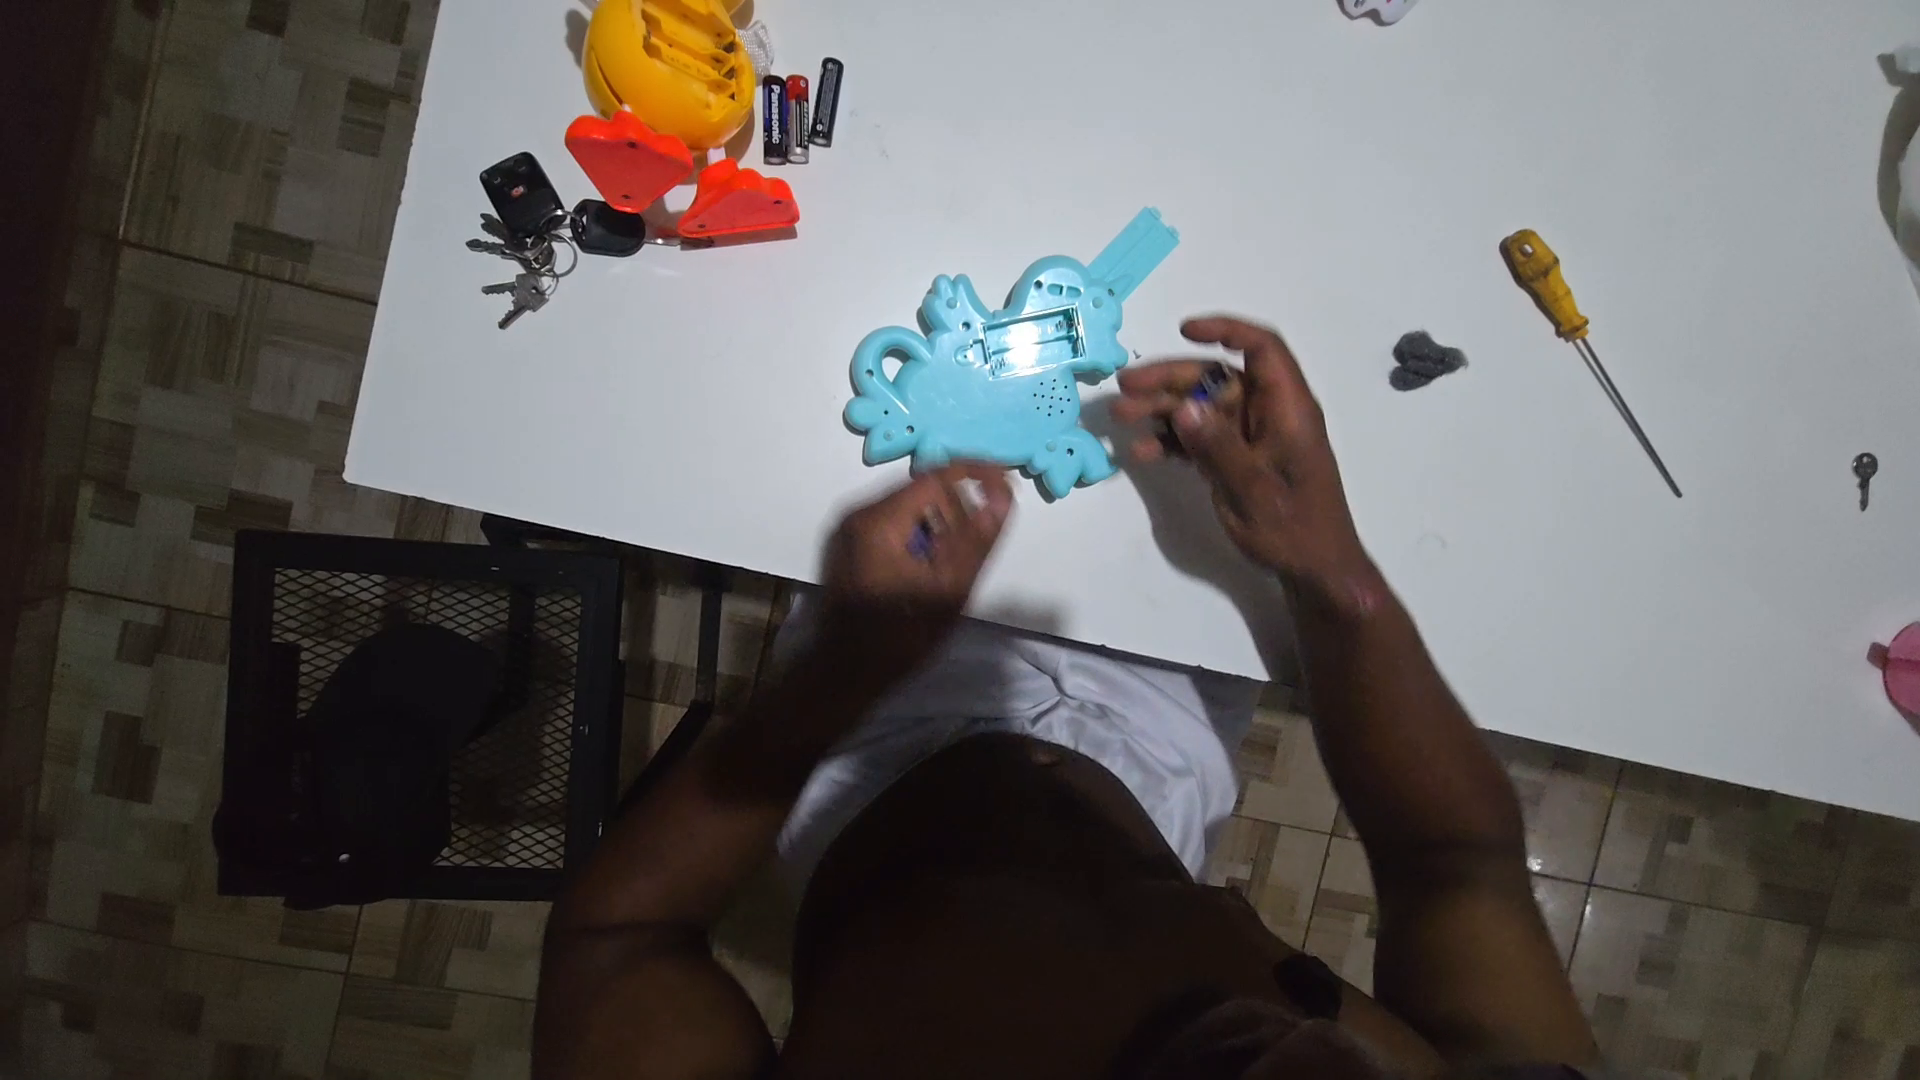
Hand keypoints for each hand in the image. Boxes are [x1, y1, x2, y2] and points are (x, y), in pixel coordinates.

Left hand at [816, 463, 1014, 682]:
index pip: (937, 475)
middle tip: (984, 534)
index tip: (1007, 485)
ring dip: (938, 522)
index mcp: (880, 519)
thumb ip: (977, 539)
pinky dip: (916, 533)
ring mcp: (847, 529)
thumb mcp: (949, 589)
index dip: (978, 474)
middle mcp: (858, 513)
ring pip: (906, 506)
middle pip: (920, 489)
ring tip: (957, 557)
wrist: (844, 674)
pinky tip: (929, 564)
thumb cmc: (899, 636)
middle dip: (958, 505)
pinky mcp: (845, 545)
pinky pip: (890, 523)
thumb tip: (1004, 496)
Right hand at [1114, 316, 1385, 615]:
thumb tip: (1184, 406)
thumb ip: (1218, 447)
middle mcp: (1267, 414)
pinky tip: (1140, 452)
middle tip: (1125, 387)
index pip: (1262, 350)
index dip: (1225, 331)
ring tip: (1120, 417)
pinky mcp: (1234, 459)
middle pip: (1217, 378)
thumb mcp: (1254, 490)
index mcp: (1287, 409)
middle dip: (1171, 378)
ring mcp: (1248, 437)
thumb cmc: (1293, 529)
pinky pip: (1198, 438)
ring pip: (1201, 408)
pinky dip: (1170, 442)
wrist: (1312, 569)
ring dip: (1161, 410)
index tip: (1184, 330)